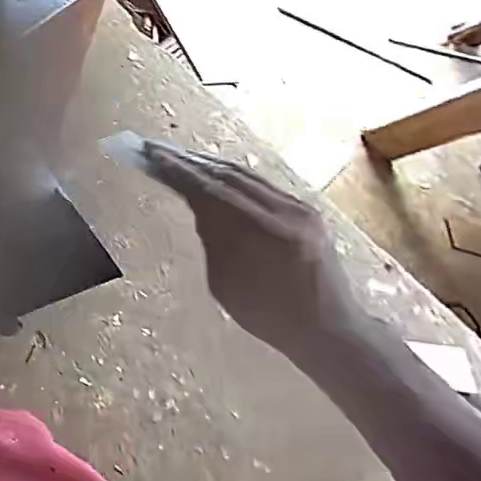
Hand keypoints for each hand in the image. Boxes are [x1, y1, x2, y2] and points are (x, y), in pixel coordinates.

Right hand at [142, 142, 362, 353]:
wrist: (330, 330)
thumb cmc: (267, 314)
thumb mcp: (224, 279)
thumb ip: (212, 236)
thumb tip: (195, 204)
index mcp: (264, 233)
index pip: (211, 190)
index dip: (177, 171)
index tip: (150, 155)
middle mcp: (285, 213)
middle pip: (227, 176)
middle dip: (188, 161)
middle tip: (155, 149)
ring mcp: (299, 209)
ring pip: (244, 176)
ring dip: (206, 165)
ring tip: (176, 156)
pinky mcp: (304, 211)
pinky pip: (258, 184)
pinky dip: (228, 176)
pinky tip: (209, 172)